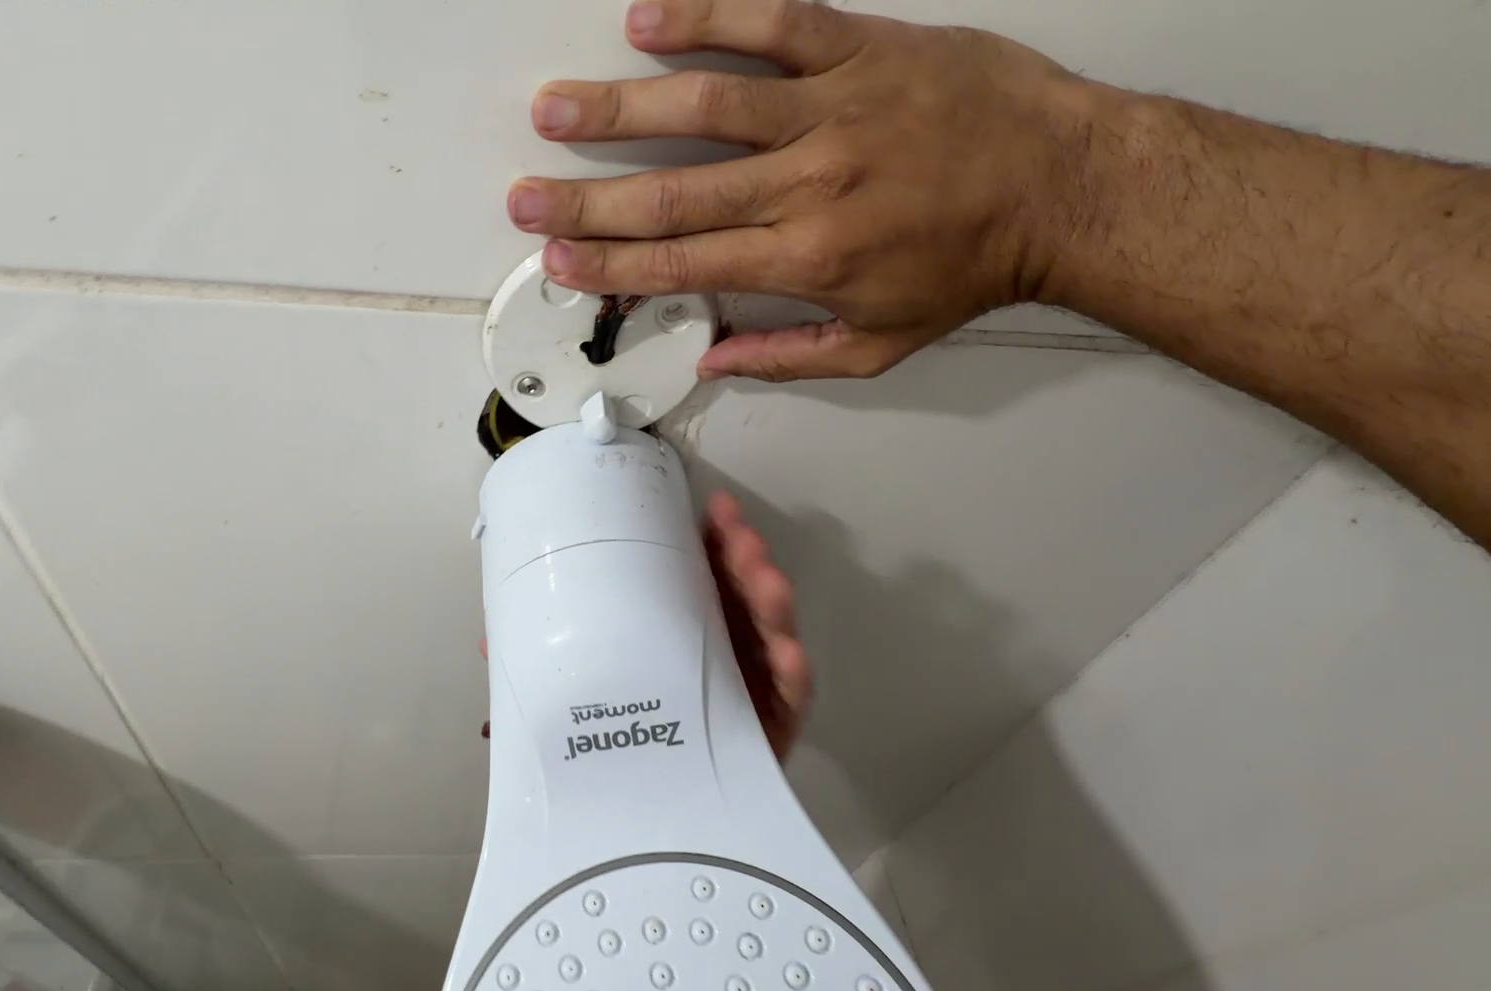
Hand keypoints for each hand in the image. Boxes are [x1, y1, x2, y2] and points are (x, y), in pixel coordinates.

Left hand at [481, 492, 812, 759]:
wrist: (657, 816)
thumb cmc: (629, 744)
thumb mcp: (586, 696)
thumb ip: (552, 668)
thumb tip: (493, 642)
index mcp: (686, 637)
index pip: (703, 580)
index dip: (712, 542)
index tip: (711, 510)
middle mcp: (723, 654)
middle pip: (741, 599)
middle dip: (743, 560)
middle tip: (736, 537)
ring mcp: (751, 689)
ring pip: (771, 638)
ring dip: (771, 602)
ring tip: (766, 580)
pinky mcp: (771, 732)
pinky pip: (789, 703)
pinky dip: (793, 677)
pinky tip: (788, 657)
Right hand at [507, 0, 1100, 381]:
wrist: (1065, 189)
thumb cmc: (969, 271)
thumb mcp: (876, 345)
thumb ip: (785, 356)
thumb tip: (711, 356)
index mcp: (804, 262)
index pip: (680, 266)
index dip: (609, 268)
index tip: (558, 264)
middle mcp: (807, 187)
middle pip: (671, 197)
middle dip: (586, 204)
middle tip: (525, 199)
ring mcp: (832, 110)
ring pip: (706, 109)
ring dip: (620, 112)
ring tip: (555, 110)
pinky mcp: (865, 49)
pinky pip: (776, 24)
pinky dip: (709, 18)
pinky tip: (648, 17)